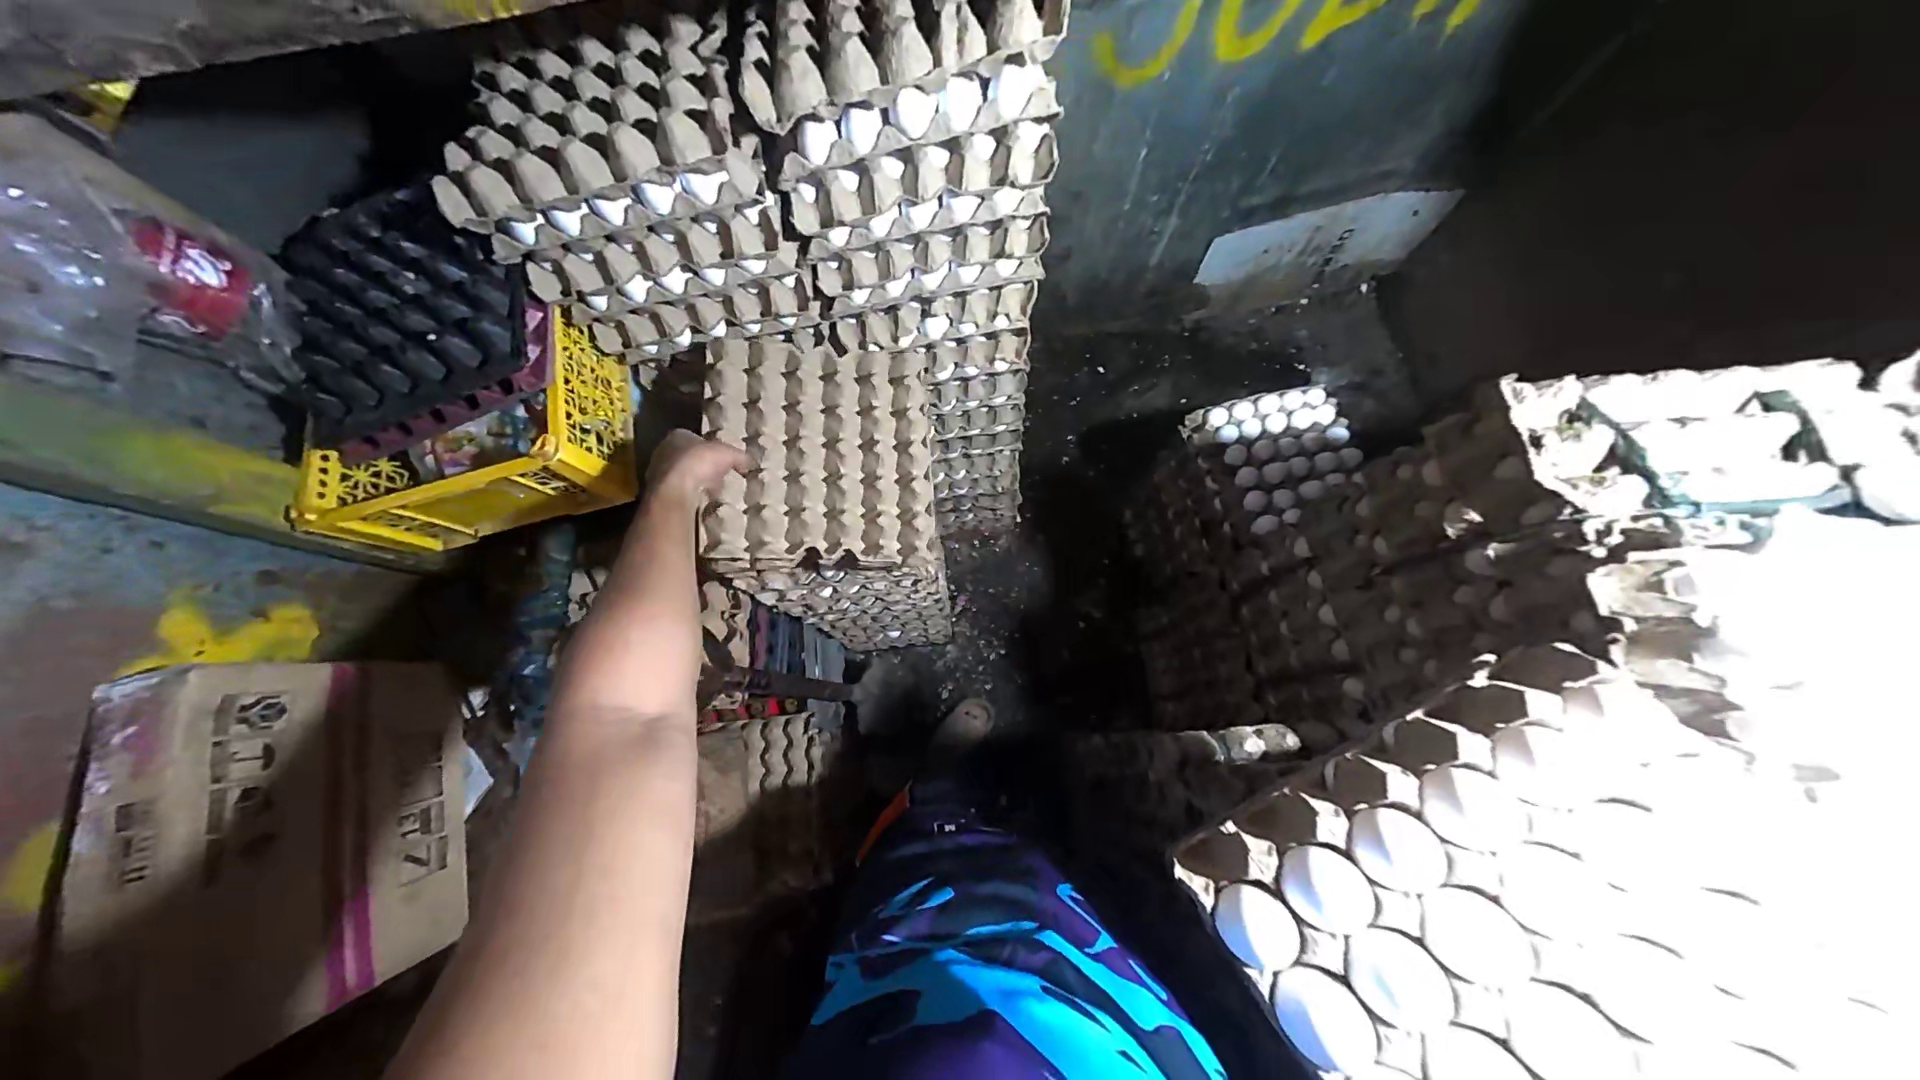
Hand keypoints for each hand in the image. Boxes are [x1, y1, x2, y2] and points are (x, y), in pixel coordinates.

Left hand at [645, 430, 750, 505]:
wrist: (676, 491)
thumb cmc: (700, 462)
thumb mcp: (730, 454)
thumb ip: (741, 457)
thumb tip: (750, 463)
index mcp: (678, 435)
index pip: (696, 438)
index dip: (711, 448)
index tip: (724, 460)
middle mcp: (663, 450)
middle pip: (688, 457)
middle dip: (703, 466)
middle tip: (721, 477)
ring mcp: (658, 472)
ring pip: (682, 476)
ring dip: (697, 483)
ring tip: (714, 493)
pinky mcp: (660, 492)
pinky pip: (679, 492)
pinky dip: (690, 496)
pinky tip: (702, 502)